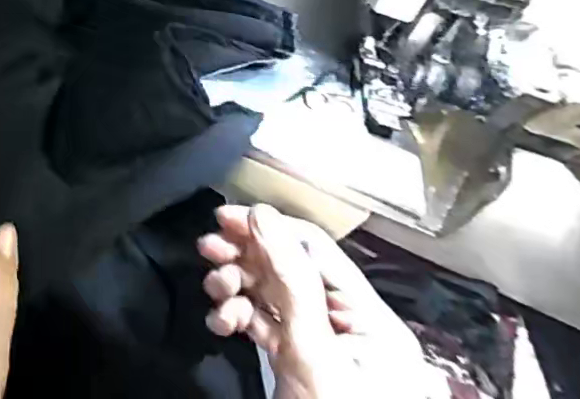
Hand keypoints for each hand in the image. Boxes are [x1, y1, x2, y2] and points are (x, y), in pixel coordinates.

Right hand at [198, 204, 433, 398]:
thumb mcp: (312, 356)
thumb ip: (290, 281)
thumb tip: (263, 213)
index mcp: (374, 322)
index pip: (318, 251)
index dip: (269, 227)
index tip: (222, 218)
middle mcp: (354, 329)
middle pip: (292, 270)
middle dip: (245, 259)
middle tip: (205, 252)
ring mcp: (328, 349)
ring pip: (275, 296)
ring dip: (238, 287)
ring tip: (213, 294)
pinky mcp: (303, 366)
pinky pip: (269, 326)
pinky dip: (242, 318)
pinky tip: (221, 324)